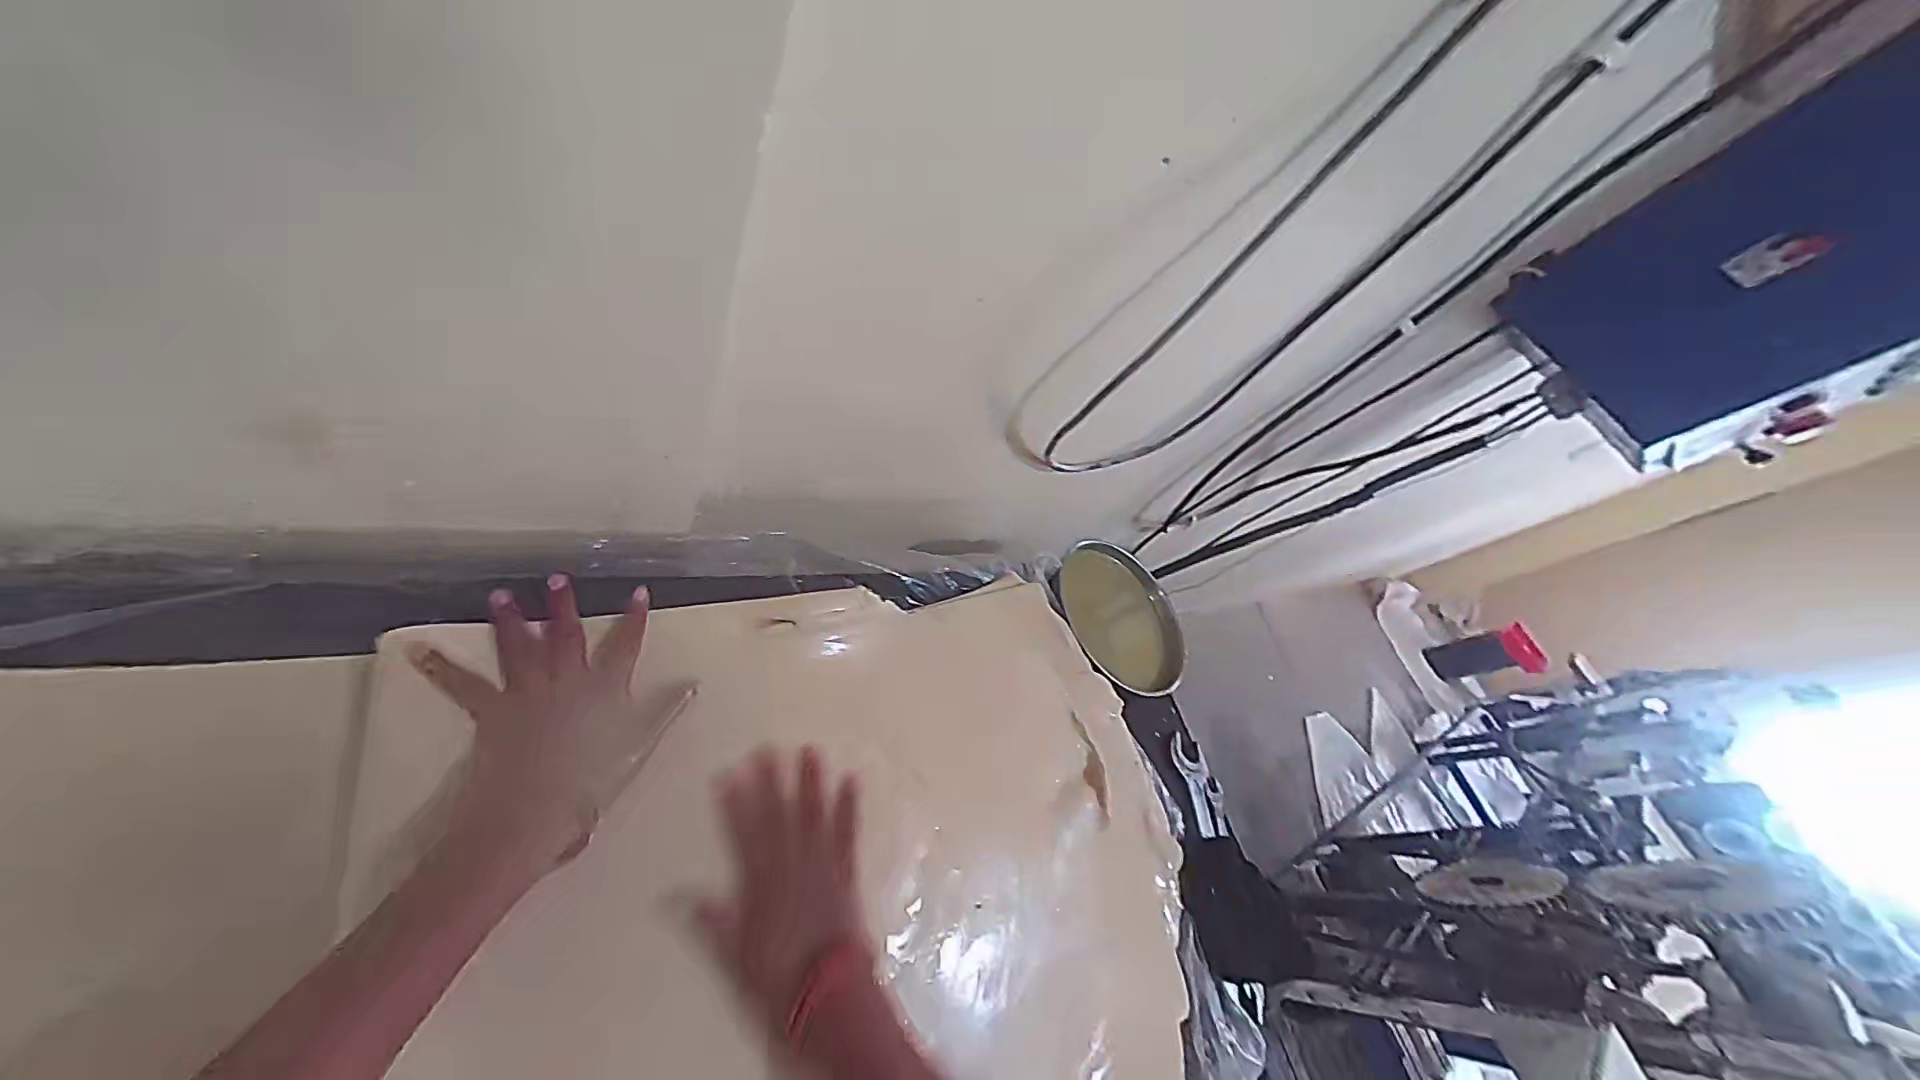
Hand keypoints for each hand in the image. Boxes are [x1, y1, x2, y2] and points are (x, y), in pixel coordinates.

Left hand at [410, 575, 695, 882]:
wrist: (531, 813)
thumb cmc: (592, 785)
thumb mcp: (638, 747)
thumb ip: (664, 712)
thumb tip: (690, 686)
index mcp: (605, 690)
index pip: (625, 646)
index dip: (634, 619)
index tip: (638, 592)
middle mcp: (567, 681)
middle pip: (567, 636)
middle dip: (564, 606)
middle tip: (557, 578)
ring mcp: (528, 693)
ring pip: (520, 649)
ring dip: (510, 621)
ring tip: (501, 595)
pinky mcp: (494, 710)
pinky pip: (465, 686)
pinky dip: (442, 668)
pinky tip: (419, 650)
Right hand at [695, 747, 867, 1027]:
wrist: (829, 995)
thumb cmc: (778, 980)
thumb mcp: (734, 958)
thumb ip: (712, 920)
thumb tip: (675, 898)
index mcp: (760, 884)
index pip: (742, 836)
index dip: (733, 803)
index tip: (727, 773)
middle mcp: (791, 866)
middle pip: (778, 817)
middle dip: (770, 781)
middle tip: (766, 748)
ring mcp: (822, 865)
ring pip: (813, 816)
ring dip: (810, 782)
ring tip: (808, 750)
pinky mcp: (847, 871)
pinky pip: (848, 833)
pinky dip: (849, 806)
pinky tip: (851, 780)